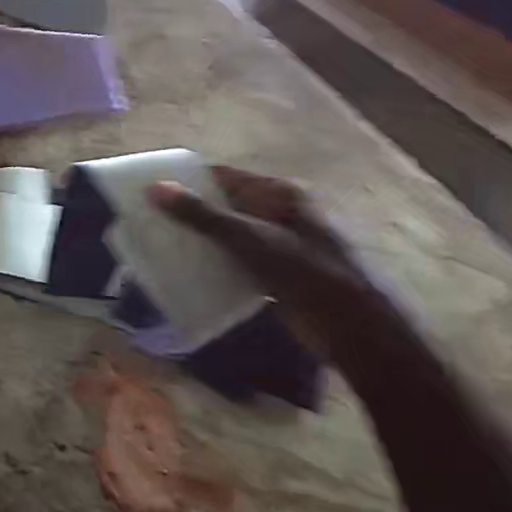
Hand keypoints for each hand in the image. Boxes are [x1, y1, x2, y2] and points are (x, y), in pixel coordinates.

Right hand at [148, 166, 403, 361]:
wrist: (362, 336)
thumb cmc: (310, 275)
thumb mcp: (252, 241)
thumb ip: (202, 214)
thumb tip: (153, 187)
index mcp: (281, 193)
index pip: (222, 176)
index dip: (186, 180)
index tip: (150, 190)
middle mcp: (282, 212)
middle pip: (223, 204)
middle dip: (189, 211)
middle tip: (149, 219)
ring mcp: (283, 243)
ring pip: (228, 233)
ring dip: (200, 239)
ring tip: (159, 244)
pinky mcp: (280, 272)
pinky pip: (237, 258)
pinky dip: (215, 261)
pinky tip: (188, 270)